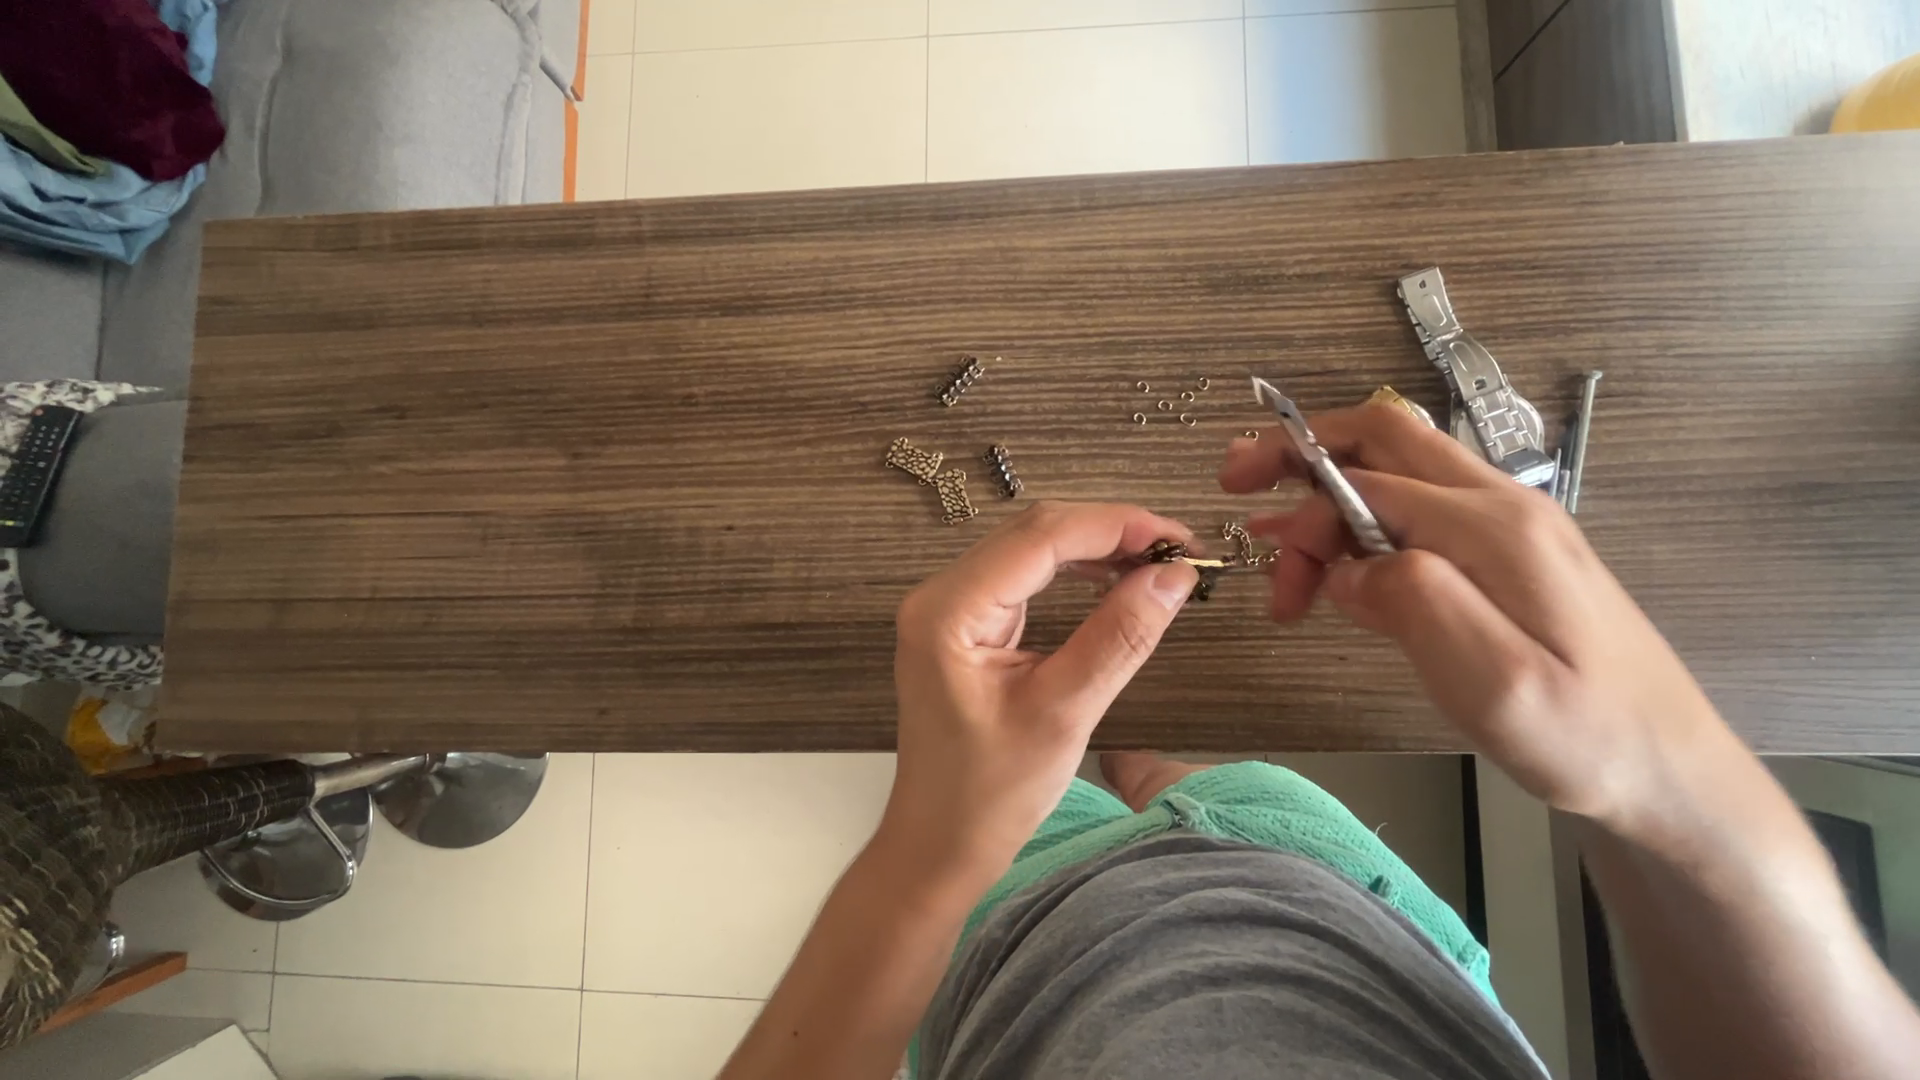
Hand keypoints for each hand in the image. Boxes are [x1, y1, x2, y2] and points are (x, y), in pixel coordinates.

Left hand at [877, 502, 1198, 888]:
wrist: (940, 841)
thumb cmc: (992, 793)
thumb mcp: (1064, 714)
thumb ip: (1118, 637)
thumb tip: (1173, 576)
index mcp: (949, 610)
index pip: (1040, 537)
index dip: (1114, 525)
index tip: (1179, 538)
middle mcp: (939, 594)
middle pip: (1032, 533)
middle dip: (1107, 532)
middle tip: (1176, 552)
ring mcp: (946, 607)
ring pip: (1028, 550)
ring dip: (1091, 549)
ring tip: (1153, 565)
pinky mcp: (961, 623)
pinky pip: (1020, 578)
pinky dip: (1069, 573)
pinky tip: (1108, 580)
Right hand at [1219, 404, 1741, 833]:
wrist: (1671, 771)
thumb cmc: (1583, 737)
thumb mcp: (1494, 683)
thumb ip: (1415, 602)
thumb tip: (1350, 563)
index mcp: (1493, 528)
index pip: (1368, 480)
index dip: (1301, 505)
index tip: (1266, 561)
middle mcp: (1500, 505)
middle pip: (1382, 439)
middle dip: (1300, 451)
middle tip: (1237, 480)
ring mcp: (1506, 524)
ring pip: (1392, 472)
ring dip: (1323, 499)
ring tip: (1282, 563)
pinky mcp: (1503, 552)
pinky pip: (1412, 510)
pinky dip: (1355, 524)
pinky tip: (1334, 570)